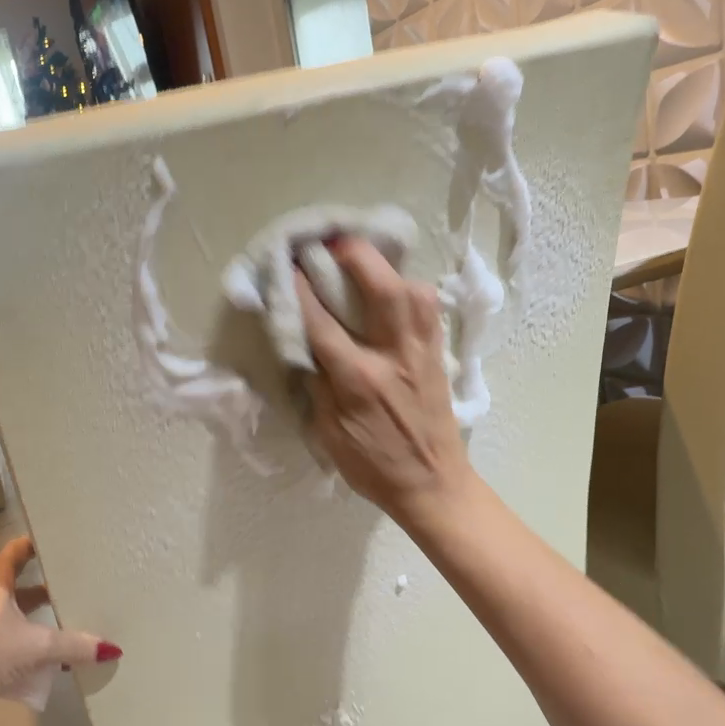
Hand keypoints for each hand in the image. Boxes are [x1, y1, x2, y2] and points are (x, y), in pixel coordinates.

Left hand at [0, 536, 119, 721]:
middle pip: (9, 585)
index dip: (32, 546)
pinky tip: (23, 661)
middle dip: (35, 590)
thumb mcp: (37, 648)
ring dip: (21, 619)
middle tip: (61, 592)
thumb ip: (74, 646)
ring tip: (48, 629)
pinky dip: (7, 641)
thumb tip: (111, 649)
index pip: (15, 553)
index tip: (50, 543)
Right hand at [296, 236, 473, 524]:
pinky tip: (394, 286)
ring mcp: (423, 352)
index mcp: (360, 382)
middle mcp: (395, 357)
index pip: (322, 324)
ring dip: (387, 268)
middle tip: (331, 240)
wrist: (434, 485)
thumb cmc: (374, 467)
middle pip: (382, 289)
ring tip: (362, 258)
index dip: (300, 291)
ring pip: (414, 291)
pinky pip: (428, 307)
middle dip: (355, 256)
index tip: (285, 266)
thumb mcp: (330, 434)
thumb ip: (316, 385)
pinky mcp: (439, 353)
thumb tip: (301, 345)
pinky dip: (409, 288)